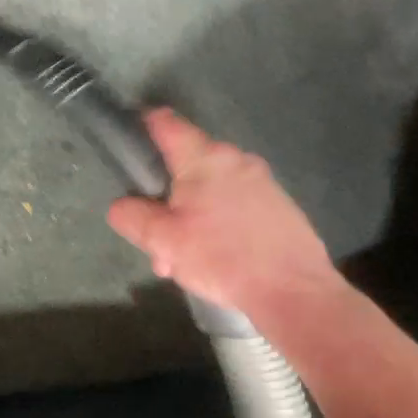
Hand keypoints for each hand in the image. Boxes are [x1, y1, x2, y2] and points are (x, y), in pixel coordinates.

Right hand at [107, 109, 340, 316]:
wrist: (296, 293)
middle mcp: (236, 160)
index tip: (129, 136)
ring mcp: (263, 182)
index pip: (167, 124)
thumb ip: (130, 216)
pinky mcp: (280, 206)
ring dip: (190, 214)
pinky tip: (213, 256)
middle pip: (188, 163)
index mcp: (205, 159)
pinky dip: (217, 222)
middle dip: (166, 192)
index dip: (143, 124)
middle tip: (154, 229)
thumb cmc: (222, 258)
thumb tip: (121, 205)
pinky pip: (235, 204)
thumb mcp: (160, 240)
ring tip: (181, 255)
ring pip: (210, 188)